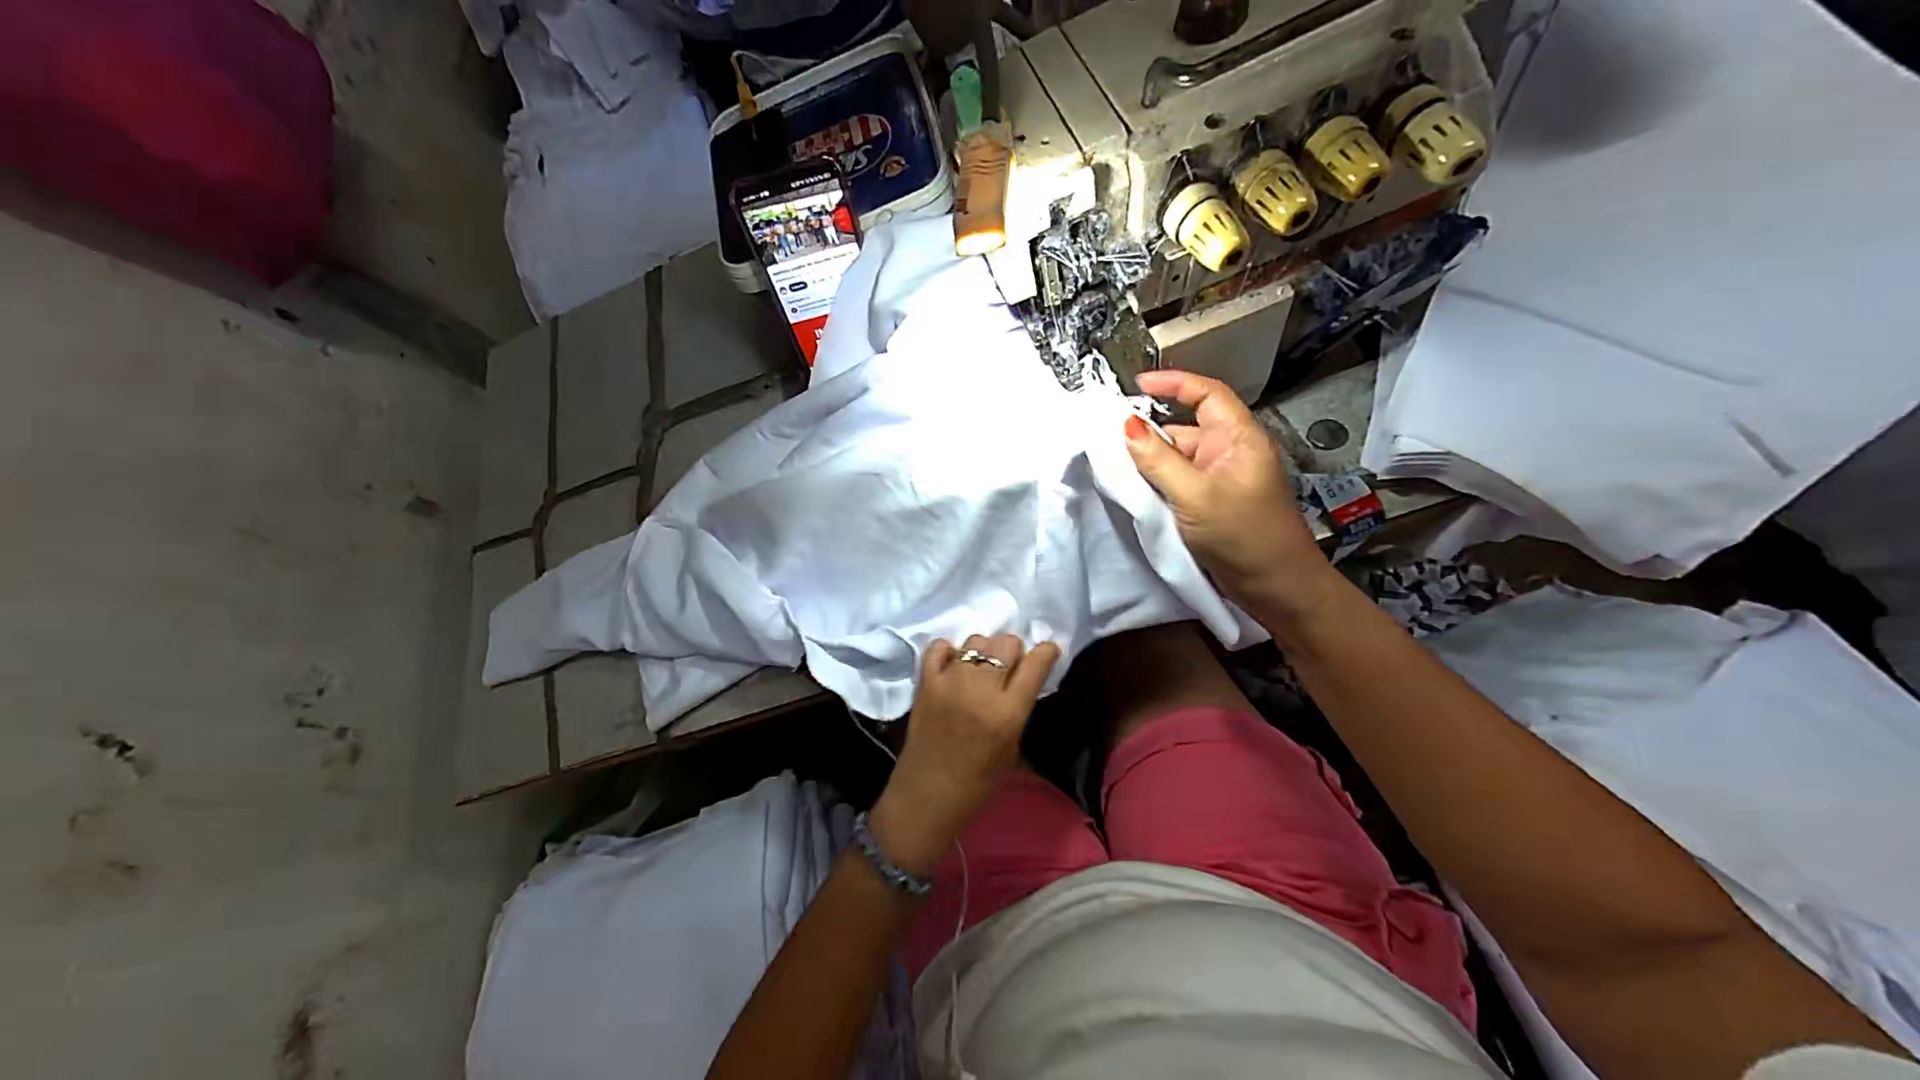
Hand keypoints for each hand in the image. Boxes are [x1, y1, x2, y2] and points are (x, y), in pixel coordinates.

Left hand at [868, 635, 1060, 876]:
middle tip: (1009, 668)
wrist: (927, 796)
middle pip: (1006, 643)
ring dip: (983, 651)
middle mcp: (981, 690)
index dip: (1046, 652)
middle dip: (1013, 651)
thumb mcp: (1012, 748)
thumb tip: (1022, 681)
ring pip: (976, 641)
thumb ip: (1018, 710)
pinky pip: (938, 647)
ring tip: (979, 669)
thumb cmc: (977, 783)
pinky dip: (948, 651)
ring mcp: (950, 682)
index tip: (1047, 652)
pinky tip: (953, 665)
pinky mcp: (925, 682)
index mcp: (1008, 713)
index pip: (1035, 664)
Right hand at [1124, 369, 1332, 615]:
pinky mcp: (1213, 502)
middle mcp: (1231, 452)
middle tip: (1112, 441)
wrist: (1276, 588)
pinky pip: (1180, 481)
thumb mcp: (1194, 495)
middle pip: (1186, 427)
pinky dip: (1159, 482)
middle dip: (1151, 433)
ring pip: (1179, 457)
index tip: (1138, 385)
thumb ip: (1157, 460)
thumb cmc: (1244, 536)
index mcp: (1239, 438)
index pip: (1207, 394)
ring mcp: (1221, 478)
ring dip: (1152, 462)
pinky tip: (1138, 490)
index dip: (1174, 383)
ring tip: (1120, 470)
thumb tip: (1126, 426)